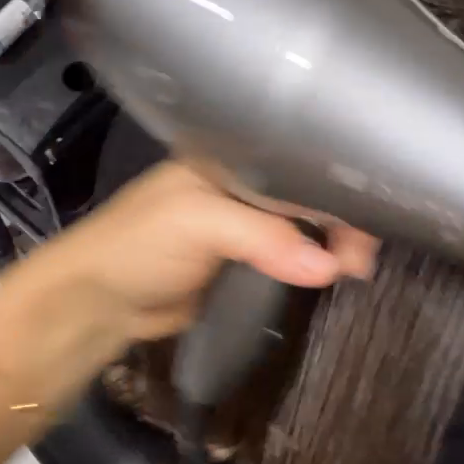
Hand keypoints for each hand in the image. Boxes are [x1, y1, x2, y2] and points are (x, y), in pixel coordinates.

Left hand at [0, 163, 359, 386]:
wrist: (98, 304)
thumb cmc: (138, 246)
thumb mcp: (199, 224)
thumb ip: (265, 237)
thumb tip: (329, 267)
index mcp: (230, 159)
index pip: (299, 161)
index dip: (336, 187)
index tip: (366, 224)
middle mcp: (241, 186)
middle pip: (308, 195)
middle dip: (340, 222)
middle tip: (359, 262)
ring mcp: (242, 227)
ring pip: (302, 229)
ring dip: (331, 248)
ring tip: (353, 273)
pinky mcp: (242, 265)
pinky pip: (288, 260)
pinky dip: (312, 268)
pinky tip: (333, 278)